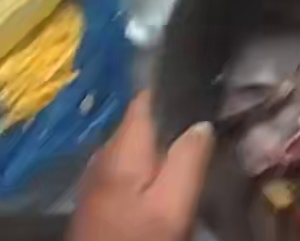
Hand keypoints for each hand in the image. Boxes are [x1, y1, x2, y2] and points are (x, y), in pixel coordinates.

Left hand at [69, 93, 213, 240]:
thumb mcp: (172, 207)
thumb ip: (189, 159)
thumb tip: (201, 124)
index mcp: (122, 147)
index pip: (148, 97)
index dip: (175, 91)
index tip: (203, 95)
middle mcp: (103, 156)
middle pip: (143, 124)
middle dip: (172, 125)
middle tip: (204, 134)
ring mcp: (95, 182)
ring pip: (136, 150)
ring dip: (160, 152)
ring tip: (189, 160)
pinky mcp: (96, 205)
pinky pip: (128, 173)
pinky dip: (147, 174)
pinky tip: (164, 188)